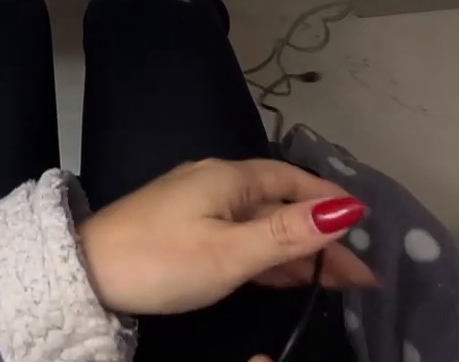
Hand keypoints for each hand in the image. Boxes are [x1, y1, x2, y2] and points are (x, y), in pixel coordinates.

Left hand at [75, 158, 374, 315]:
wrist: (91, 269)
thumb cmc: (164, 258)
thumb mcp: (231, 251)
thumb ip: (287, 233)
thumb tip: (345, 209)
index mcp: (226, 177)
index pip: (289, 179)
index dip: (328, 200)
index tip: (367, 226)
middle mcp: (214, 182)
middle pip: (278, 203)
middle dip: (320, 233)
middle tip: (363, 276)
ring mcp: (198, 205)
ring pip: (260, 222)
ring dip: (298, 248)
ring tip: (341, 282)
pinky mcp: (186, 228)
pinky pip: (240, 236)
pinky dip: (269, 255)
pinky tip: (290, 277)